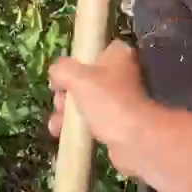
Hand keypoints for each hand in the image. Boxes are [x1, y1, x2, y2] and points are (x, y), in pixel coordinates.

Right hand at [49, 39, 156, 177]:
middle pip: (84, 77)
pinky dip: (77, 126)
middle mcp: (121, 74)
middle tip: (60, 102)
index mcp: (118, 55)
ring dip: (67, 111)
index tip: (62, 74)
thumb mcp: (78, 77)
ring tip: (56, 124)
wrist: (135, 141)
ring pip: (85, 101)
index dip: (75, 60)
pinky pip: (91, 121)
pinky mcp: (117, 123)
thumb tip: (55, 73)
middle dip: (66, 92)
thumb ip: (61, 69)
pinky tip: (60, 133)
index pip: (93, 49)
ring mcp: (119, 100)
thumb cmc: (108, 101)